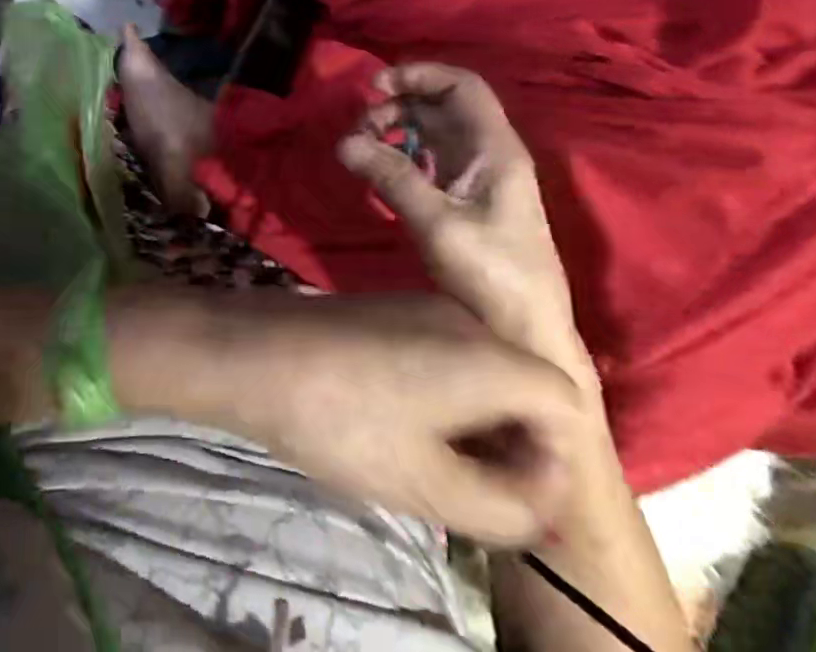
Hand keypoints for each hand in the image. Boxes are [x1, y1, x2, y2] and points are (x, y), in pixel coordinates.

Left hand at [209, 294, 586, 546]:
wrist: (250, 353)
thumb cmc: (342, 421)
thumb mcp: (429, 486)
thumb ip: (507, 509)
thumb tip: (541, 497)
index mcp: (491, 356)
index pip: (566, 411)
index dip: (551, 465)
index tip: (508, 499)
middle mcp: (463, 319)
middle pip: (522, 388)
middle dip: (509, 447)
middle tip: (465, 490)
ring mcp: (418, 306)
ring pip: (476, 372)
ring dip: (469, 425)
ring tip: (423, 464)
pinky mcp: (382, 308)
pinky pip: (436, 355)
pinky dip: (434, 396)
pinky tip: (389, 424)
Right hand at [337, 64, 597, 392]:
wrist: (526, 332)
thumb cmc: (492, 275)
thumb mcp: (437, 223)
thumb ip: (392, 178)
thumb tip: (344, 142)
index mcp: (496, 150)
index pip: (462, 86)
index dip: (420, 75)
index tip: (375, 87)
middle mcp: (490, 155)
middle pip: (443, 107)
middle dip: (399, 106)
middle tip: (361, 129)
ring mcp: (478, 179)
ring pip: (435, 133)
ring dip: (398, 130)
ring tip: (364, 148)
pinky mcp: (466, 201)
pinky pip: (431, 161)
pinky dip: (403, 155)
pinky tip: (381, 169)